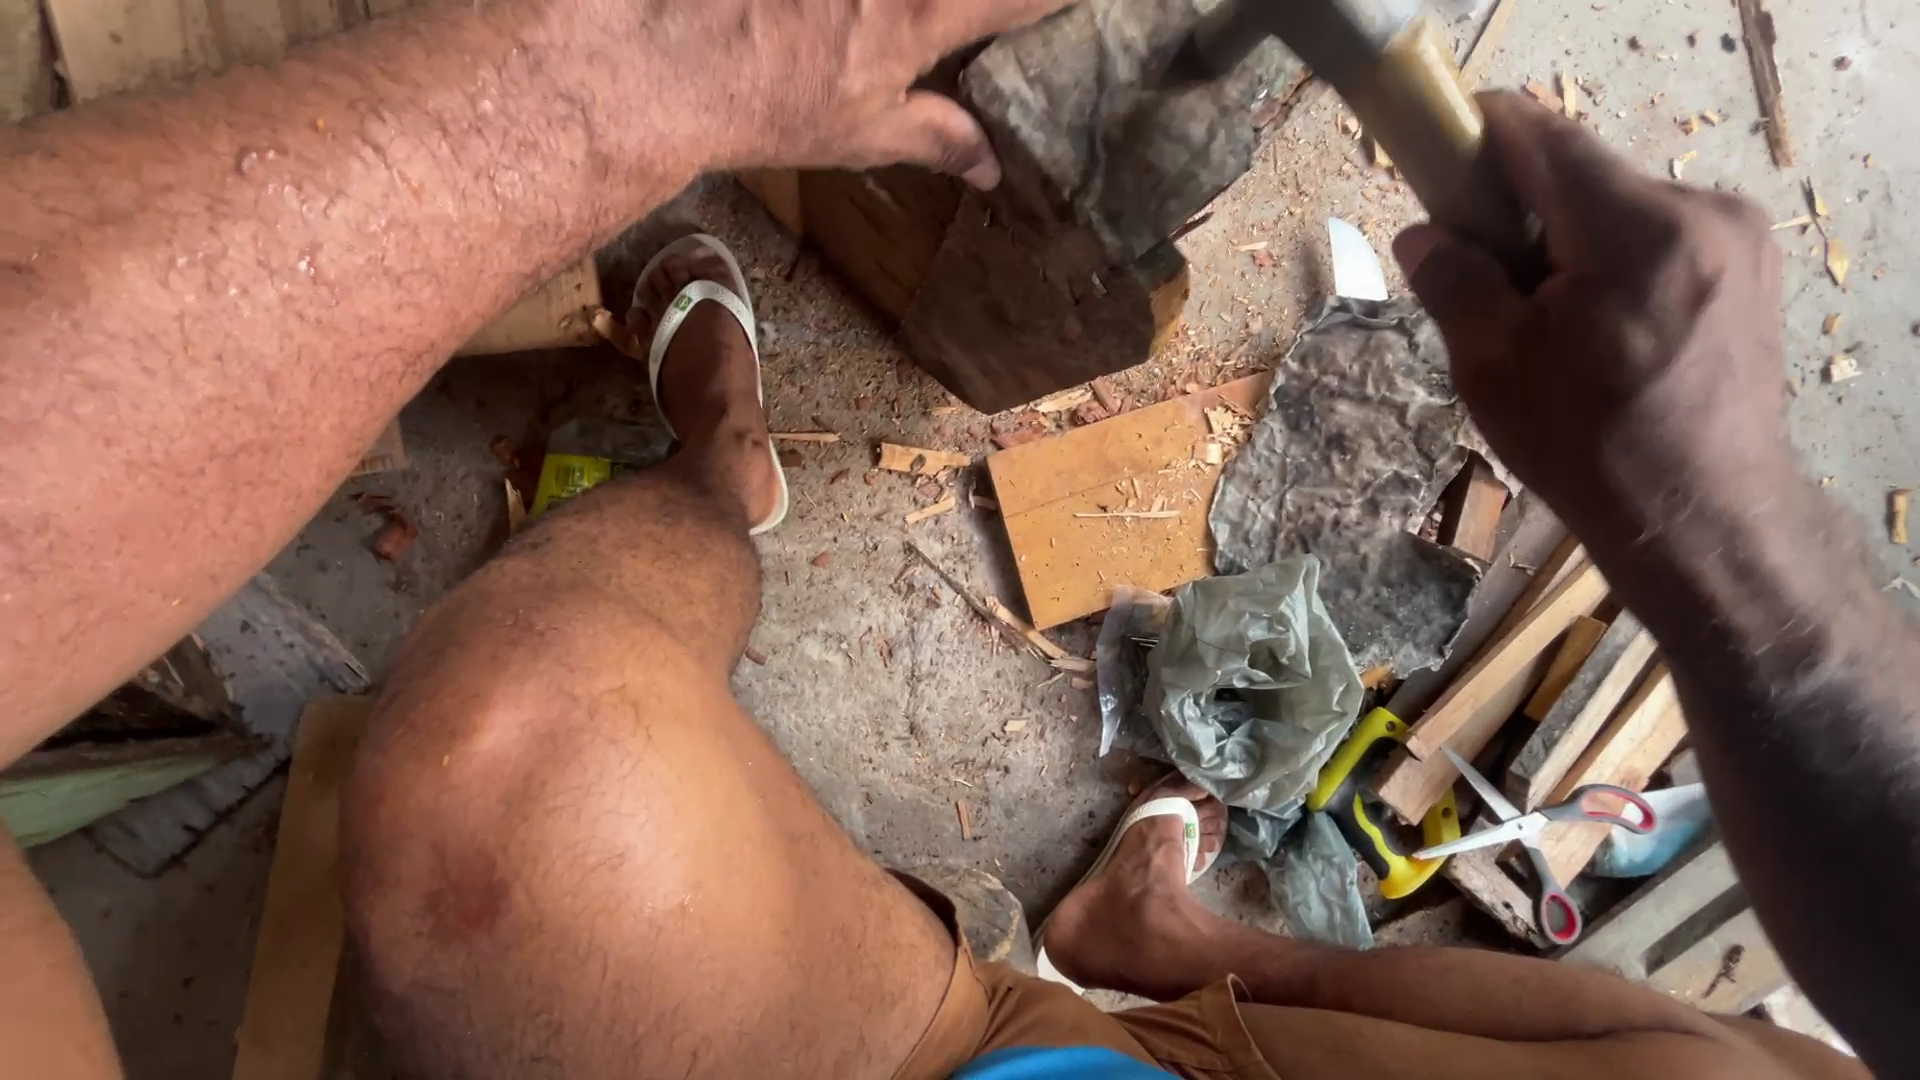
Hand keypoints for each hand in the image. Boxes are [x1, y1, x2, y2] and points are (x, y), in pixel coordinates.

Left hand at [576, 0, 1071, 189]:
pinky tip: (844, 20)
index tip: (1077, 15)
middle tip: (971, 33)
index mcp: (925, 14)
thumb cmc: (770, 105)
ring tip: (909, 32)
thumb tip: (991, 169)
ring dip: (928, 11)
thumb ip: (938, 139)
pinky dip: (869, 6)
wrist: (664, 56)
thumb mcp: (863, 134)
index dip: (1056, 3)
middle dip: (999, 9)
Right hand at [1392, 92, 1790, 555]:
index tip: (1436, 141)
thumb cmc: (1581, 439)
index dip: (1482, 129)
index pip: (1546, 138)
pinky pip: (1650, 240)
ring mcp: (1734, 239)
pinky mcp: (1744, 269)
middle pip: (1580, 177)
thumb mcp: (1491, 364)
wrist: (1696, 510)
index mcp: (1636, 228)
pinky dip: (1598, 262)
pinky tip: (1579, 327)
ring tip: (1526, 319)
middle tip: (1469, 274)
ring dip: (1556, 242)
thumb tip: (1421, 232)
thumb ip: (1454, 282)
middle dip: (1514, 208)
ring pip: (1614, 211)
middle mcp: (1701, 211)